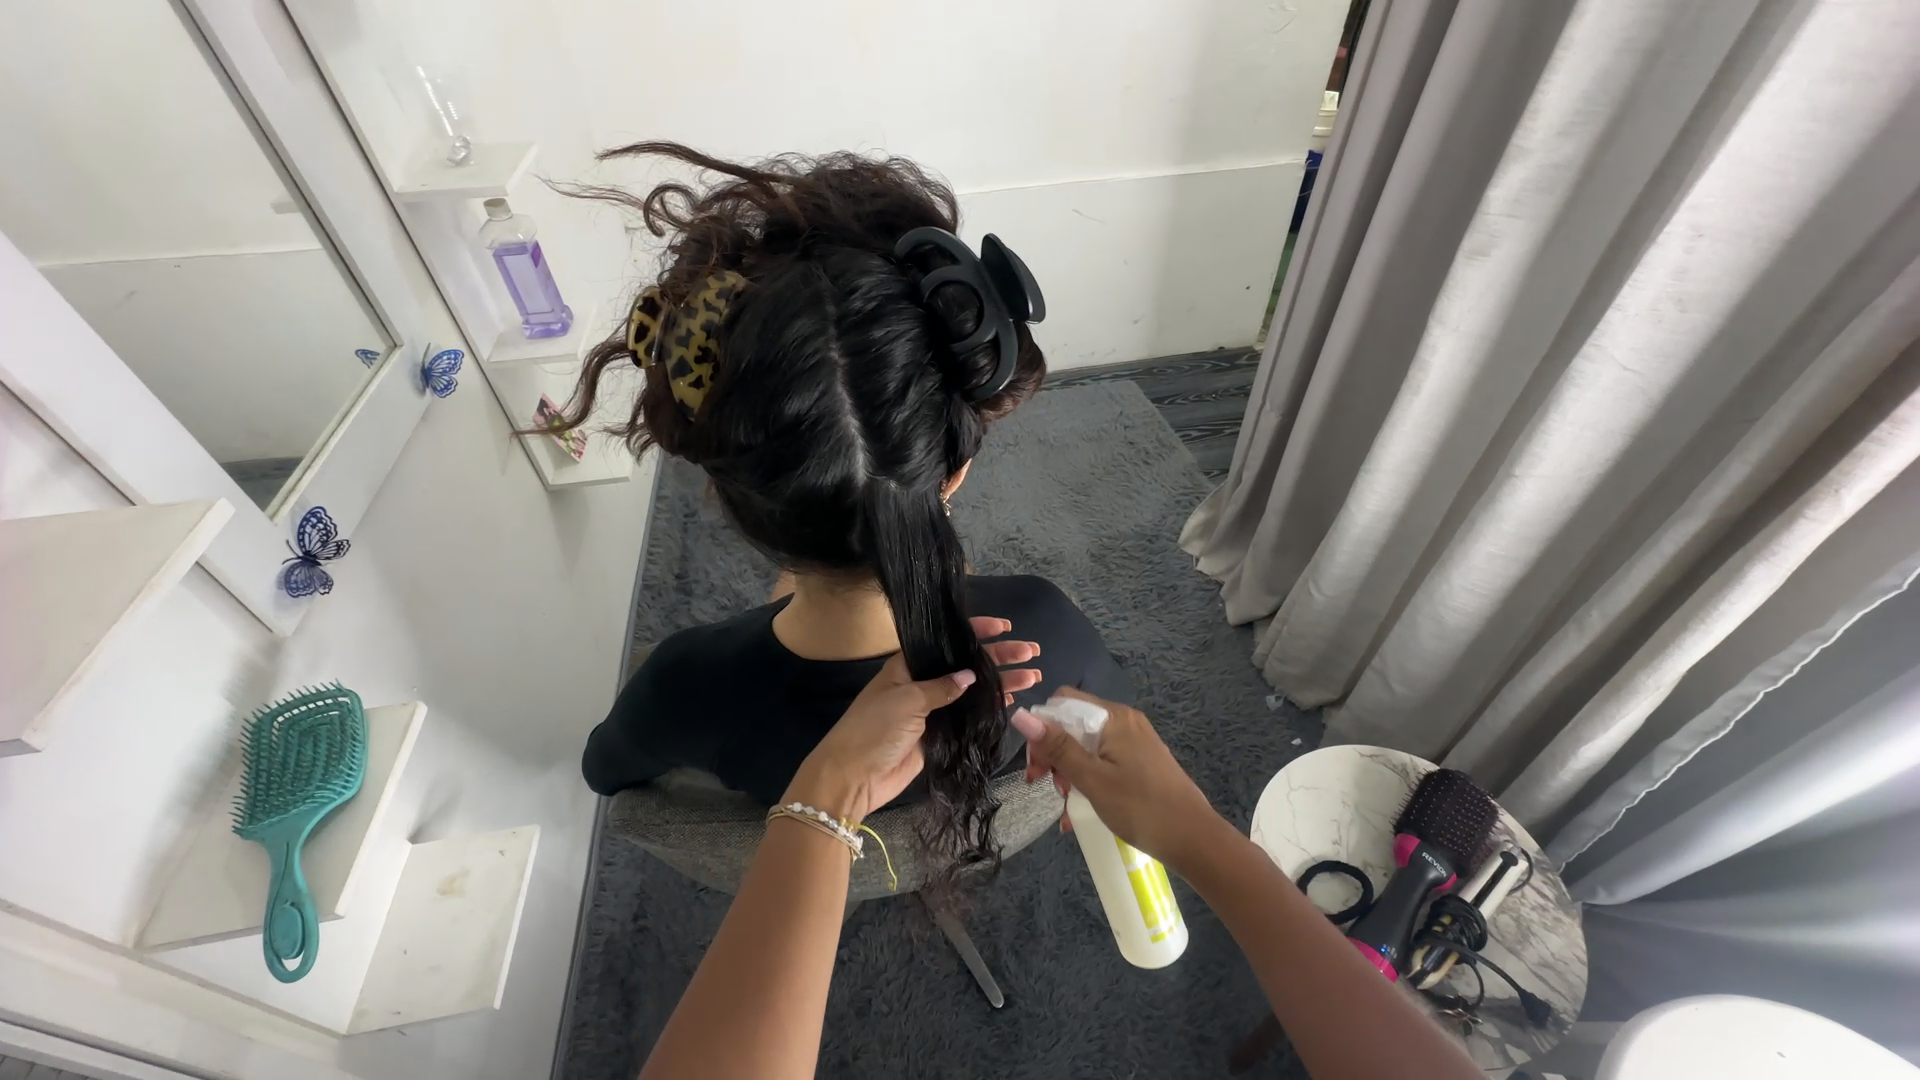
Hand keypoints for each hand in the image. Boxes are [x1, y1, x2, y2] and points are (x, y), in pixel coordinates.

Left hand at [784, 617, 1039, 822]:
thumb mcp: (906, 700)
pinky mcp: (938, 734)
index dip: (976, 631)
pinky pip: (969, 716)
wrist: (853, 776)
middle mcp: (922, 682)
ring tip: (1033, 676)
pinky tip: (1012, 701)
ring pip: (973, 690)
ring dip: (1001, 683)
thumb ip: (941, 687)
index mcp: (908, 665)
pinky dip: (990, 708)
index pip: (946, 640)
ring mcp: (931, 709)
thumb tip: (971, 675)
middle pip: (966, 664)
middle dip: (998, 657)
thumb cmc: (874, 729)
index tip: (1004, 626)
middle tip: (1031, 652)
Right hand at [1010, 688, 1223, 870]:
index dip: (1042, 729)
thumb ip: (1057, 747)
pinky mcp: (1140, 761)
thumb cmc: (1140, 807)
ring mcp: (1134, 741)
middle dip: (1053, 753)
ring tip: (1065, 803)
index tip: (1037, 766)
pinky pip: (1103, 759)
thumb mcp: (1092, 779)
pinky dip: (1088, 777)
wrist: (1194, 840)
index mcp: (1113, 717)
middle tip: (1046, 787)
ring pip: (1087, 744)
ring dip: (1068, 770)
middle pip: (1073, 723)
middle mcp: (1124, 721)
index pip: (1063, 703)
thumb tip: (1020, 715)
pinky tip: (1080, 808)